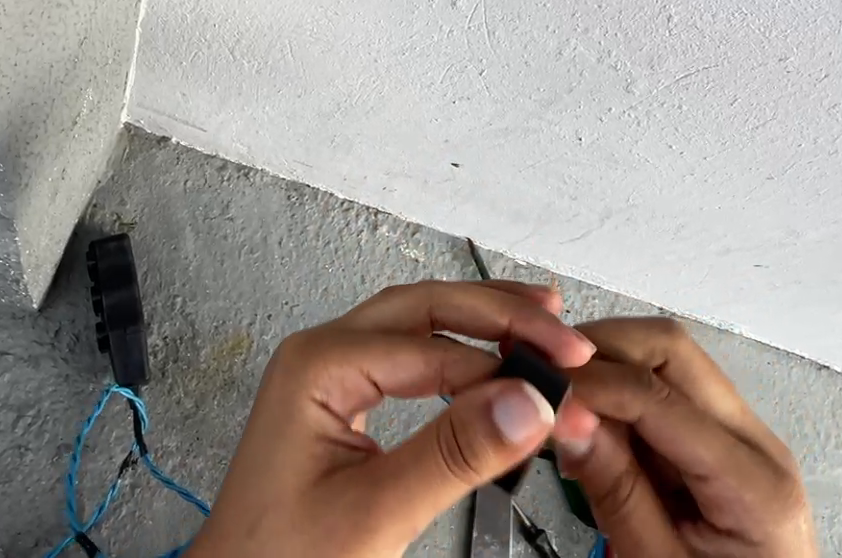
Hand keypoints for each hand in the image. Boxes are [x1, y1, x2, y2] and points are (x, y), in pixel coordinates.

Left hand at [185, 280, 596, 557]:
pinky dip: (453, 351)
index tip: (559, 378)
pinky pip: (405, 355)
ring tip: (534, 317)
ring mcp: (329, 370)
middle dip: (493, 311)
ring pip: (414, 323)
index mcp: (319, 364)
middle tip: (558, 324)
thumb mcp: (375, 512)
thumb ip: (453, 454)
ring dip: (476, 319)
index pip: (430, 344)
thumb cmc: (282, 555)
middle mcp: (322, 351)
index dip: (501, 358)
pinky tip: (482, 355)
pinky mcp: (340, 396)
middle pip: (421, 308)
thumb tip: (526, 402)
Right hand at [552, 318, 816, 556]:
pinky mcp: (716, 434)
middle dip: (598, 348)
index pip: (658, 395)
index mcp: (754, 485)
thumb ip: (617, 494)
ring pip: (661, 353)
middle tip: (545, 378)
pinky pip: (658, 382)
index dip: (590, 381)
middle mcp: (755, 440)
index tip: (535, 388)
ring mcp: (738, 432)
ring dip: (602, 363)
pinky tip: (585, 420)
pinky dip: (612, 386)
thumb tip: (565, 414)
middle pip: (668, 348)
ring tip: (561, 403)